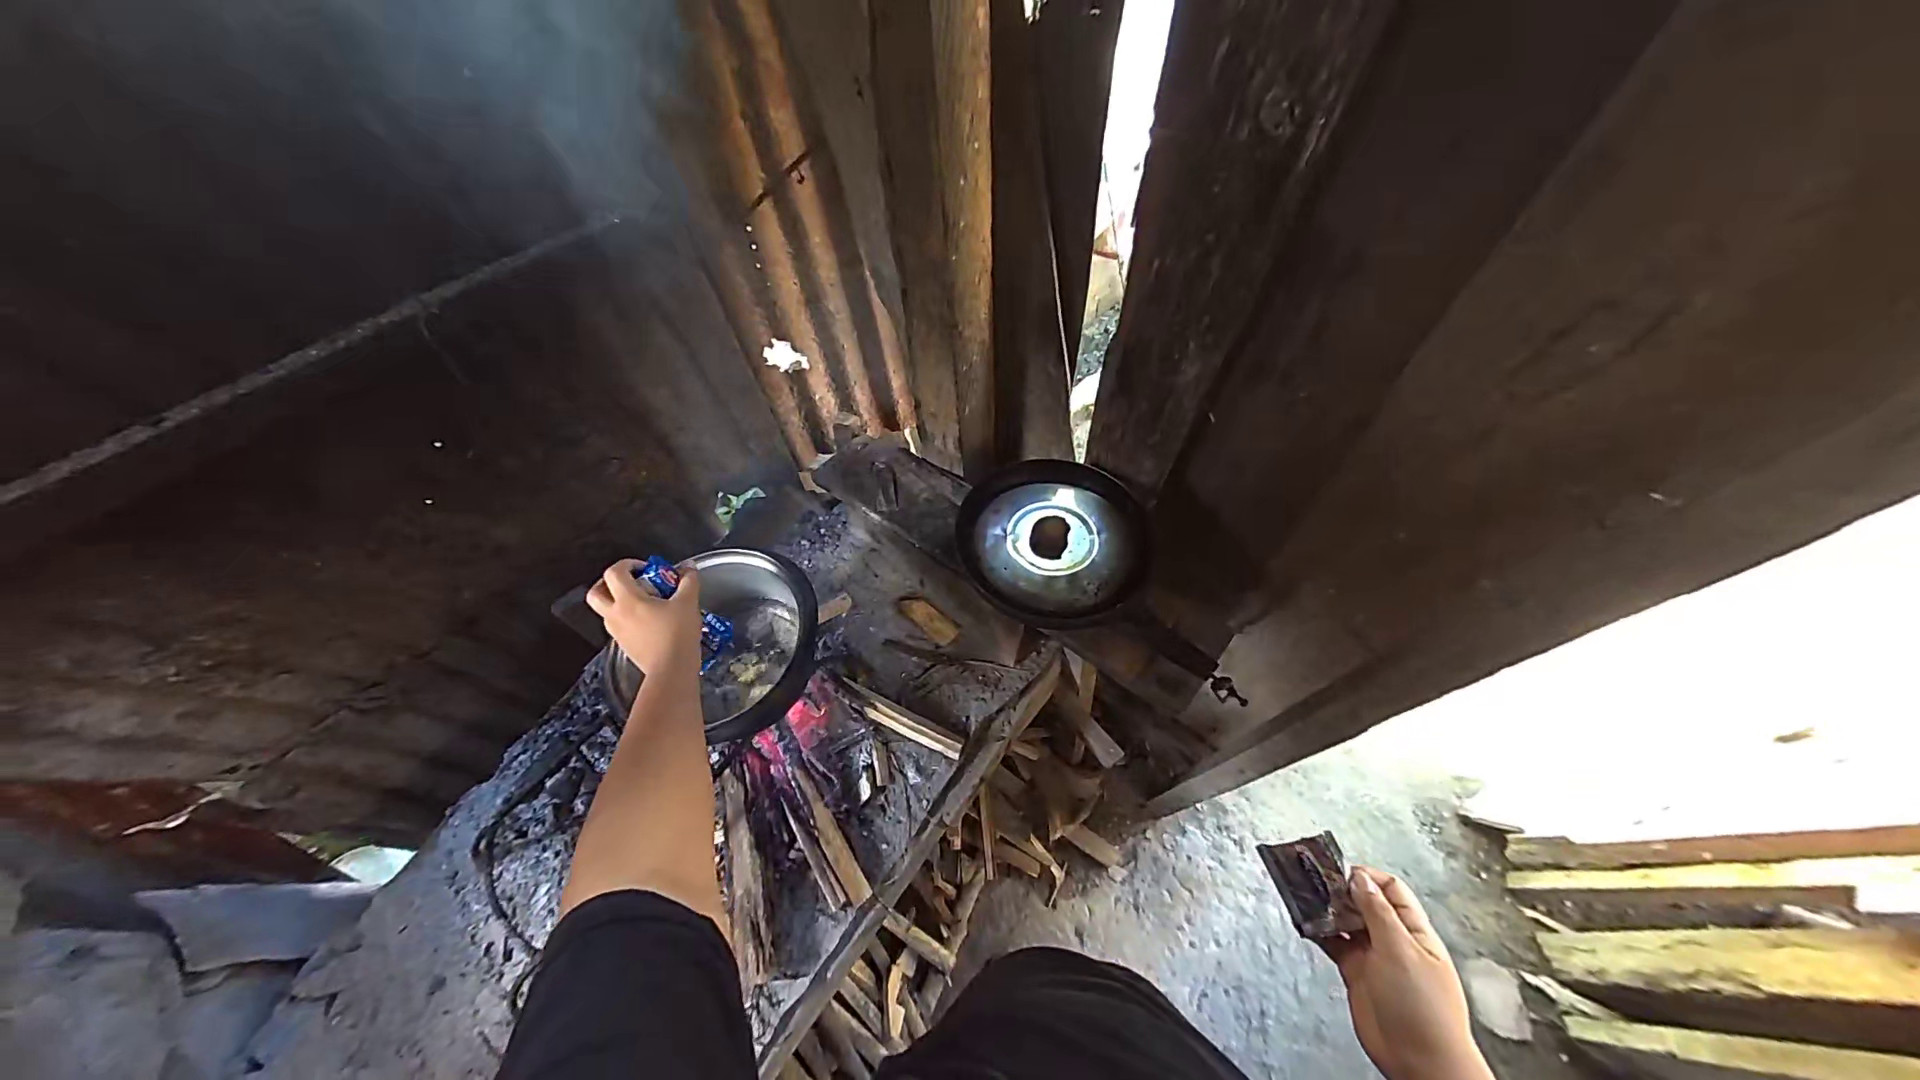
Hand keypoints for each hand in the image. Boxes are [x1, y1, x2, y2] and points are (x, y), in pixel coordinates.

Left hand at [586, 559, 703, 678]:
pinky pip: (618, 625)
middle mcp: (615, 615)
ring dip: (619, 601)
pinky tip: (650, 621)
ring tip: (644, 602)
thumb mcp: (688, 602)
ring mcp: (617, 632)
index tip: (646, 567)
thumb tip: (688, 568)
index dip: (628, 564)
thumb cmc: (677, 634)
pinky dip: (628, 618)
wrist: (671, 669)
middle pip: (596, 592)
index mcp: (627, 600)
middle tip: (630, 583)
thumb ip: (688, 581)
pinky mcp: (624, 645)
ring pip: (606, 610)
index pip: (614, 572)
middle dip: (609, 583)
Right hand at [1317, 867, 1491, 1079]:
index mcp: (1414, 930)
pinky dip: (1319, 931)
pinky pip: (1333, 942)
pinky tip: (1307, 924)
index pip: (1390, 888)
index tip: (1340, 873)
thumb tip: (1360, 878)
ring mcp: (1374, 956)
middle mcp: (1393, 940)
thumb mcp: (1400, 951)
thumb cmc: (1425, 1011)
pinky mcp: (1356, 972)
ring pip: (1346, 920)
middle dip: (1341, 890)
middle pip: (1364, 902)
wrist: (1419, 1061)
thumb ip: (1378, 912)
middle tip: (1317, 882)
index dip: (1366, 876)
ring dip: (1327, 909)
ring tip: (1307, 900)